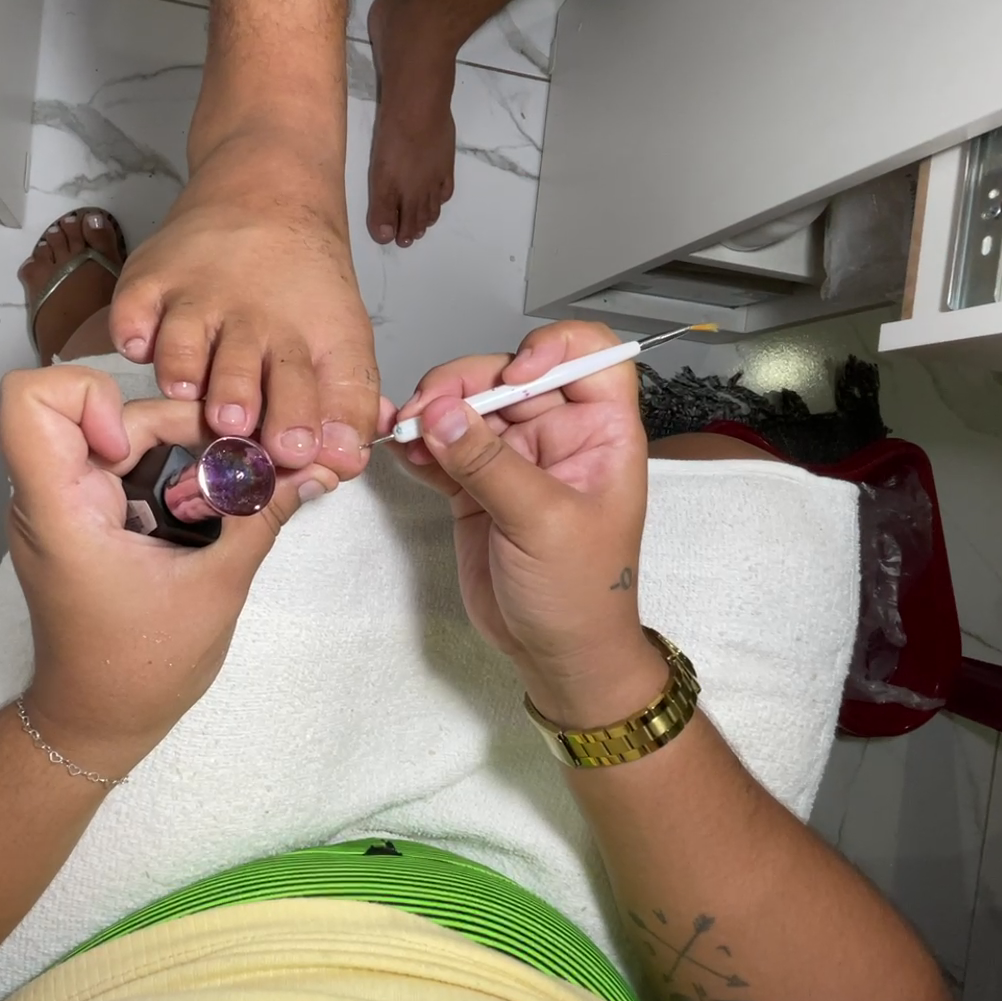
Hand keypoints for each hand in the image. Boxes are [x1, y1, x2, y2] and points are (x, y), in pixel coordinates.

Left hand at [0, 365, 333, 774]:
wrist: (100, 719)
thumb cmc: (142, 668)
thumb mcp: (216, 587)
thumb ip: (261, 518)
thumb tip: (313, 471)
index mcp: (62, 511)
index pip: (31, 402)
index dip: (91, 396)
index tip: (140, 446)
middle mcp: (55, 496)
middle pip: (108, 410)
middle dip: (182, 424)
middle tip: (242, 459)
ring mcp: (72, 506)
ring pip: (127, 433)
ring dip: (188, 448)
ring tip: (240, 481)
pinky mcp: (92, 519)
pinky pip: (133, 467)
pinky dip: (180, 471)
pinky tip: (221, 499)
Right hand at [109, 139, 378, 479]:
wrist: (268, 197)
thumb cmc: (305, 289)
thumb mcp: (345, 342)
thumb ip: (350, 407)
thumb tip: (345, 463)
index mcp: (305, 343)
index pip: (307, 386)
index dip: (301, 421)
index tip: (297, 450)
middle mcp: (253, 323)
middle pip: (242, 370)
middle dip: (238, 399)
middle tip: (236, 423)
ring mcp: (199, 300)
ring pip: (184, 342)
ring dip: (184, 368)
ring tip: (187, 389)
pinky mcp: (153, 281)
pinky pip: (133, 310)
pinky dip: (131, 328)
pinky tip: (139, 344)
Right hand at [392, 321, 659, 724]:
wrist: (554, 651)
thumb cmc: (579, 592)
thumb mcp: (543, 523)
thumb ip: (490, 465)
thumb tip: (440, 415)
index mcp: (599, 433)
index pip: (587, 356)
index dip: (551, 349)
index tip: (510, 376)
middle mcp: (555, 436)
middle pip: (508, 377)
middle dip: (464, 384)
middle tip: (425, 409)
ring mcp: (511, 459)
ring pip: (468, 409)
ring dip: (433, 412)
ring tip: (407, 432)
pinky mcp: (474, 486)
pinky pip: (443, 449)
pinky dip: (420, 445)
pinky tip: (403, 452)